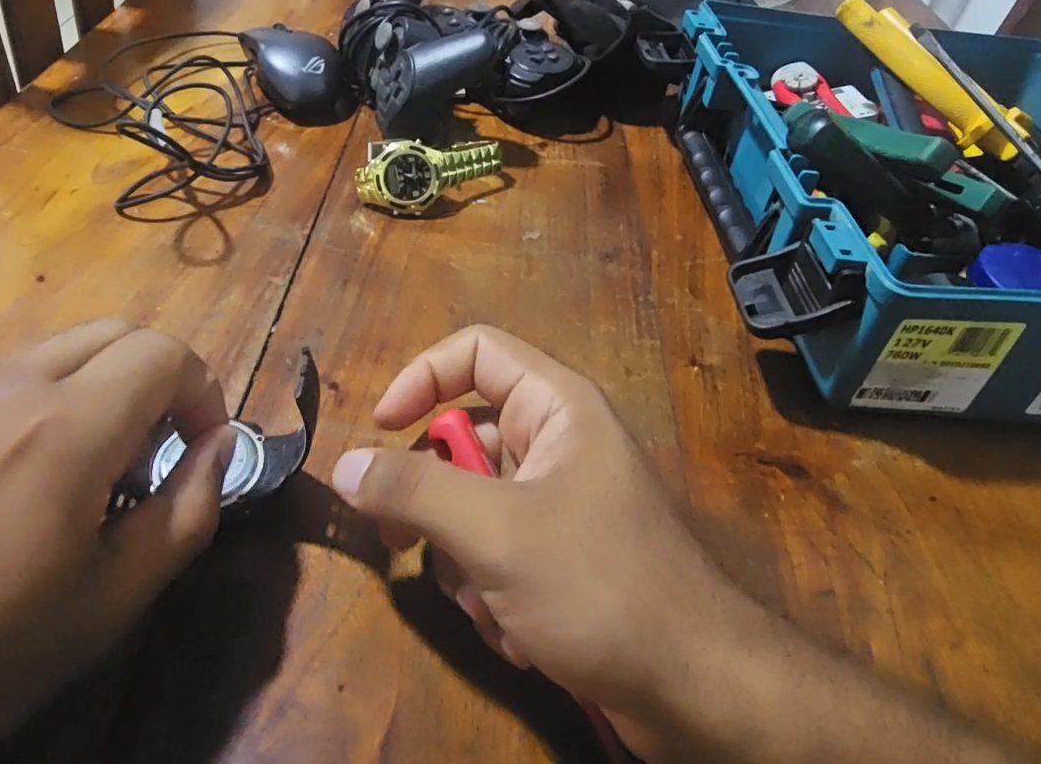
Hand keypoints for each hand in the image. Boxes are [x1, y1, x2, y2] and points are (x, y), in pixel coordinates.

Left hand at [0, 321, 236, 763]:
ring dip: (69, 402)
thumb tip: (219, 446)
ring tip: (41, 486)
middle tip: (135, 451)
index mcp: (65, 431)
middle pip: (107, 333)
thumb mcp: (106, 607)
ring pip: (33, 365)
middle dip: (146, 377)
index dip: (198, 389)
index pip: (163, 352)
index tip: (191, 445)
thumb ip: (185, 512)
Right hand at [331, 327, 1016, 763]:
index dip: (421, 377)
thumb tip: (348, 466)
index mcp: (557, 406)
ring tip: (494, 605)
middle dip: (435, 502)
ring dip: (465, 564)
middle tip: (398, 544)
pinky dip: (493, 593)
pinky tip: (521, 633)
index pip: (476, 352)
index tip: (379, 428)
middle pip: (465, 439)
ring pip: (473, 507)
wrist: (693, 687)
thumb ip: (415, 490)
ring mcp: (560, 503)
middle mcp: (559, 443)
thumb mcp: (495, 532)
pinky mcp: (561, 558)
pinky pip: (497, 554)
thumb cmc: (599, 585)